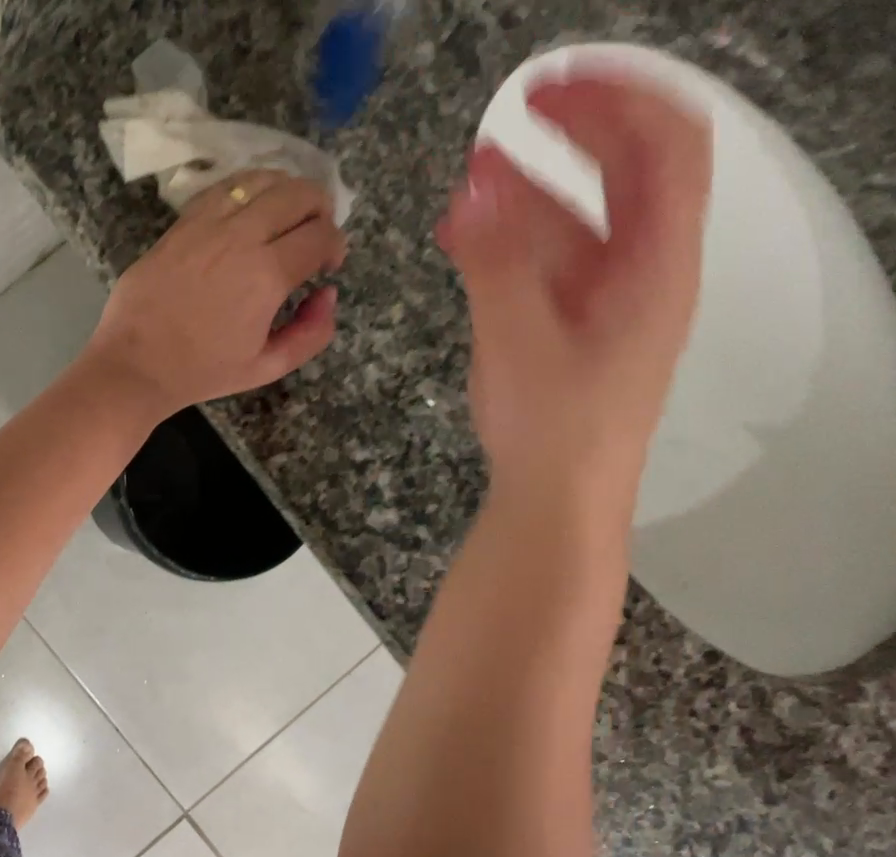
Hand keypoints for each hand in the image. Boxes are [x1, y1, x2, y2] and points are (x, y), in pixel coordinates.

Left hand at [82, 169, 346, 414]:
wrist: (133, 367)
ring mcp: (203, 228)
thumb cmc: (199, 373)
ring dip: (282, 190)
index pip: (321, 234)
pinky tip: (243, 214)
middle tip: (313, 231)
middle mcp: (238, 240)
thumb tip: (328, 293)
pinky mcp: (176, 228)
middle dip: (319, 207)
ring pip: (259, 180)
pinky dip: (242, 193)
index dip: (335, 245)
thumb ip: (311, 333)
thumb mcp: (266, 367)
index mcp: (266, 275)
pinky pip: (219, 192)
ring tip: (281, 215)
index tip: (327, 263)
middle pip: (298, 193)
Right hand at [439, 71, 711, 520]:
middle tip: (512, 114)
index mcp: (655, 262)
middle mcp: (641, 265)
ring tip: (474, 173)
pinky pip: (548, 255)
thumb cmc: (555, 425)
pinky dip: (512, 232)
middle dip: (575, 131)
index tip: (549, 87)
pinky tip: (468, 230)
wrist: (559, 493)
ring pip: (581, 214)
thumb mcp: (521, 339)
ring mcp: (605, 291)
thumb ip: (497, 261)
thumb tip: (474, 187)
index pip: (664, 147)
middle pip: (627, 170)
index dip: (617, 101)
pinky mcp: (569, 316)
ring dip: (533, 185)